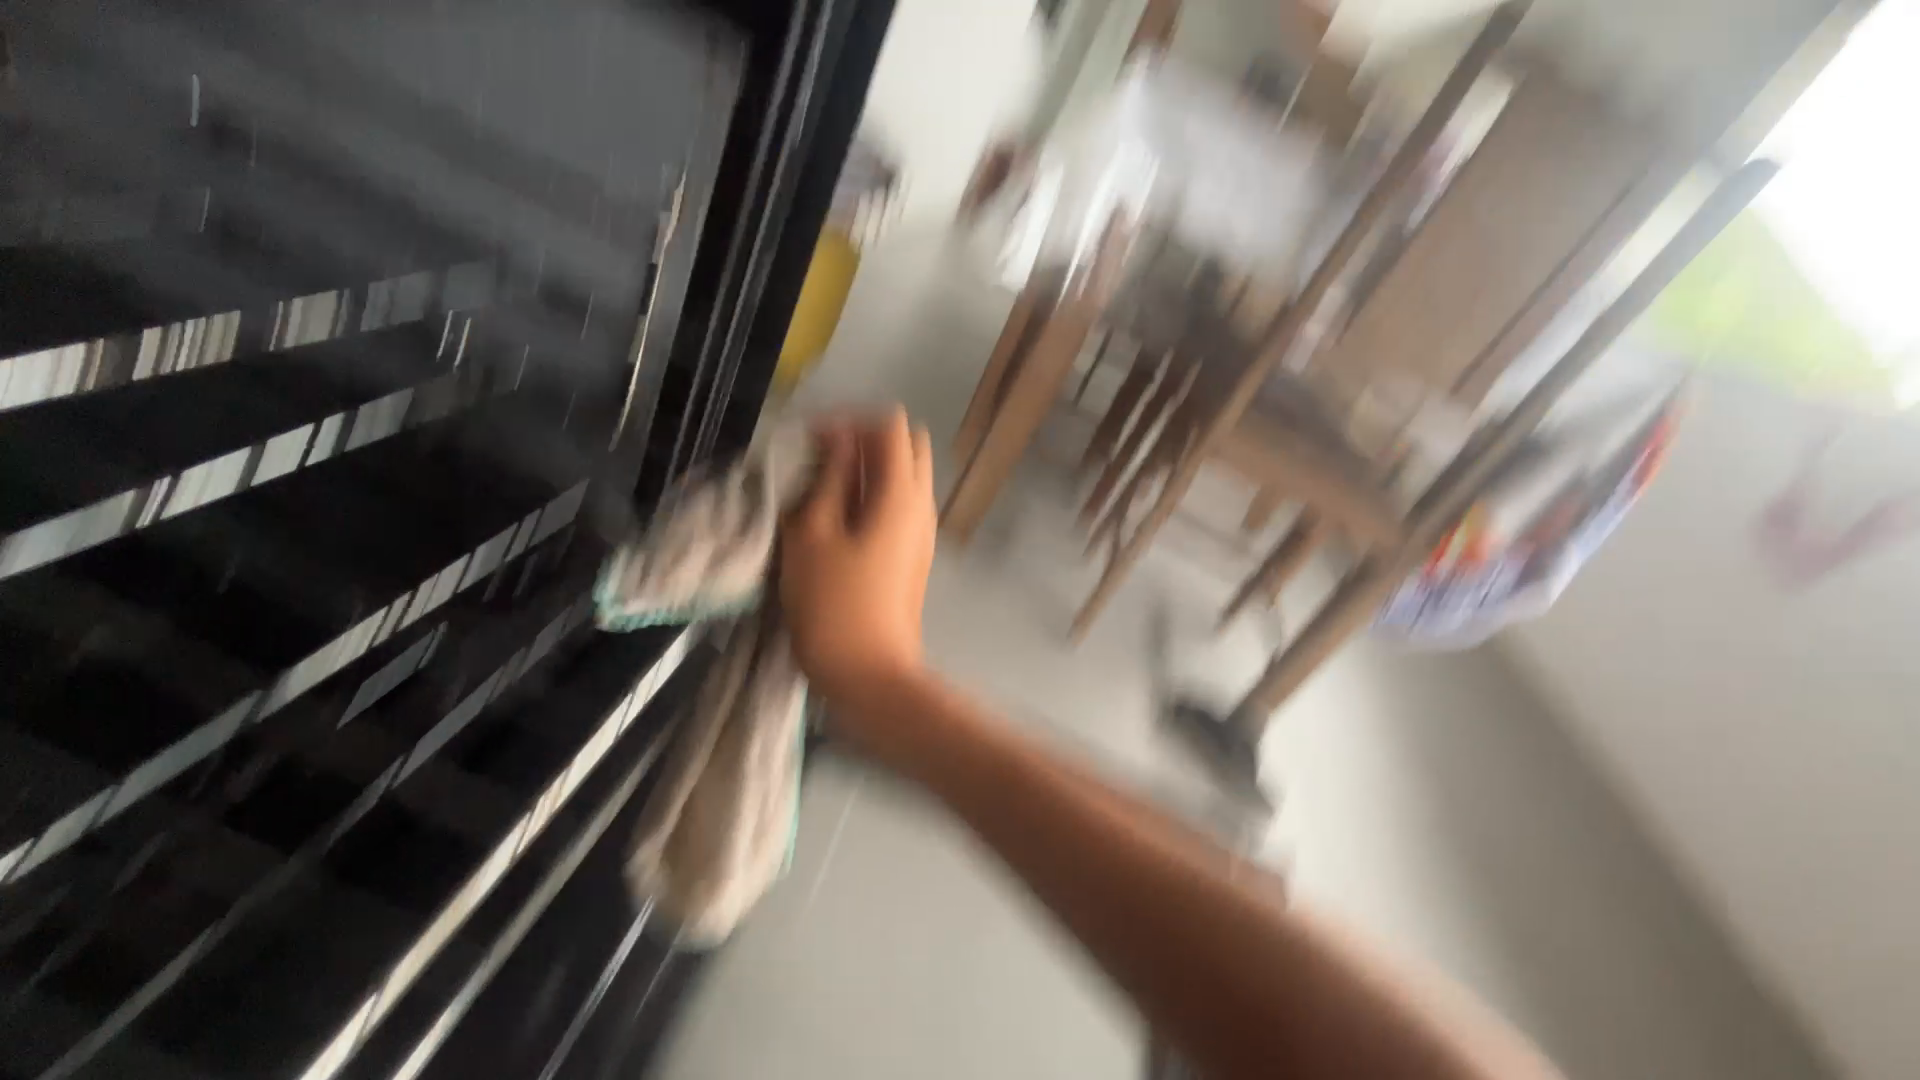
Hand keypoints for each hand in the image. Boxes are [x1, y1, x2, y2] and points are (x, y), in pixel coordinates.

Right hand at [780, 409, 936, 738]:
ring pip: (901, 479)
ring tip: (817, 493)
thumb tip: (836, 440)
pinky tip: (833, 523)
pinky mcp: (912, 557)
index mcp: (903, 493)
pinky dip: (869, 500)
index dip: (849, 421)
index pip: (890, 425)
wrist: (869, 677)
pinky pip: (896, 508)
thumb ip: (826, 478)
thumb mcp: (812, 534)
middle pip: (903, 448)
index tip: (809, 442)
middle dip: (861, 442)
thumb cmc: (833, 604)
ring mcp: (921, 534)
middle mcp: (922, 506)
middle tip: (817, 462)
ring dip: (864, 473)